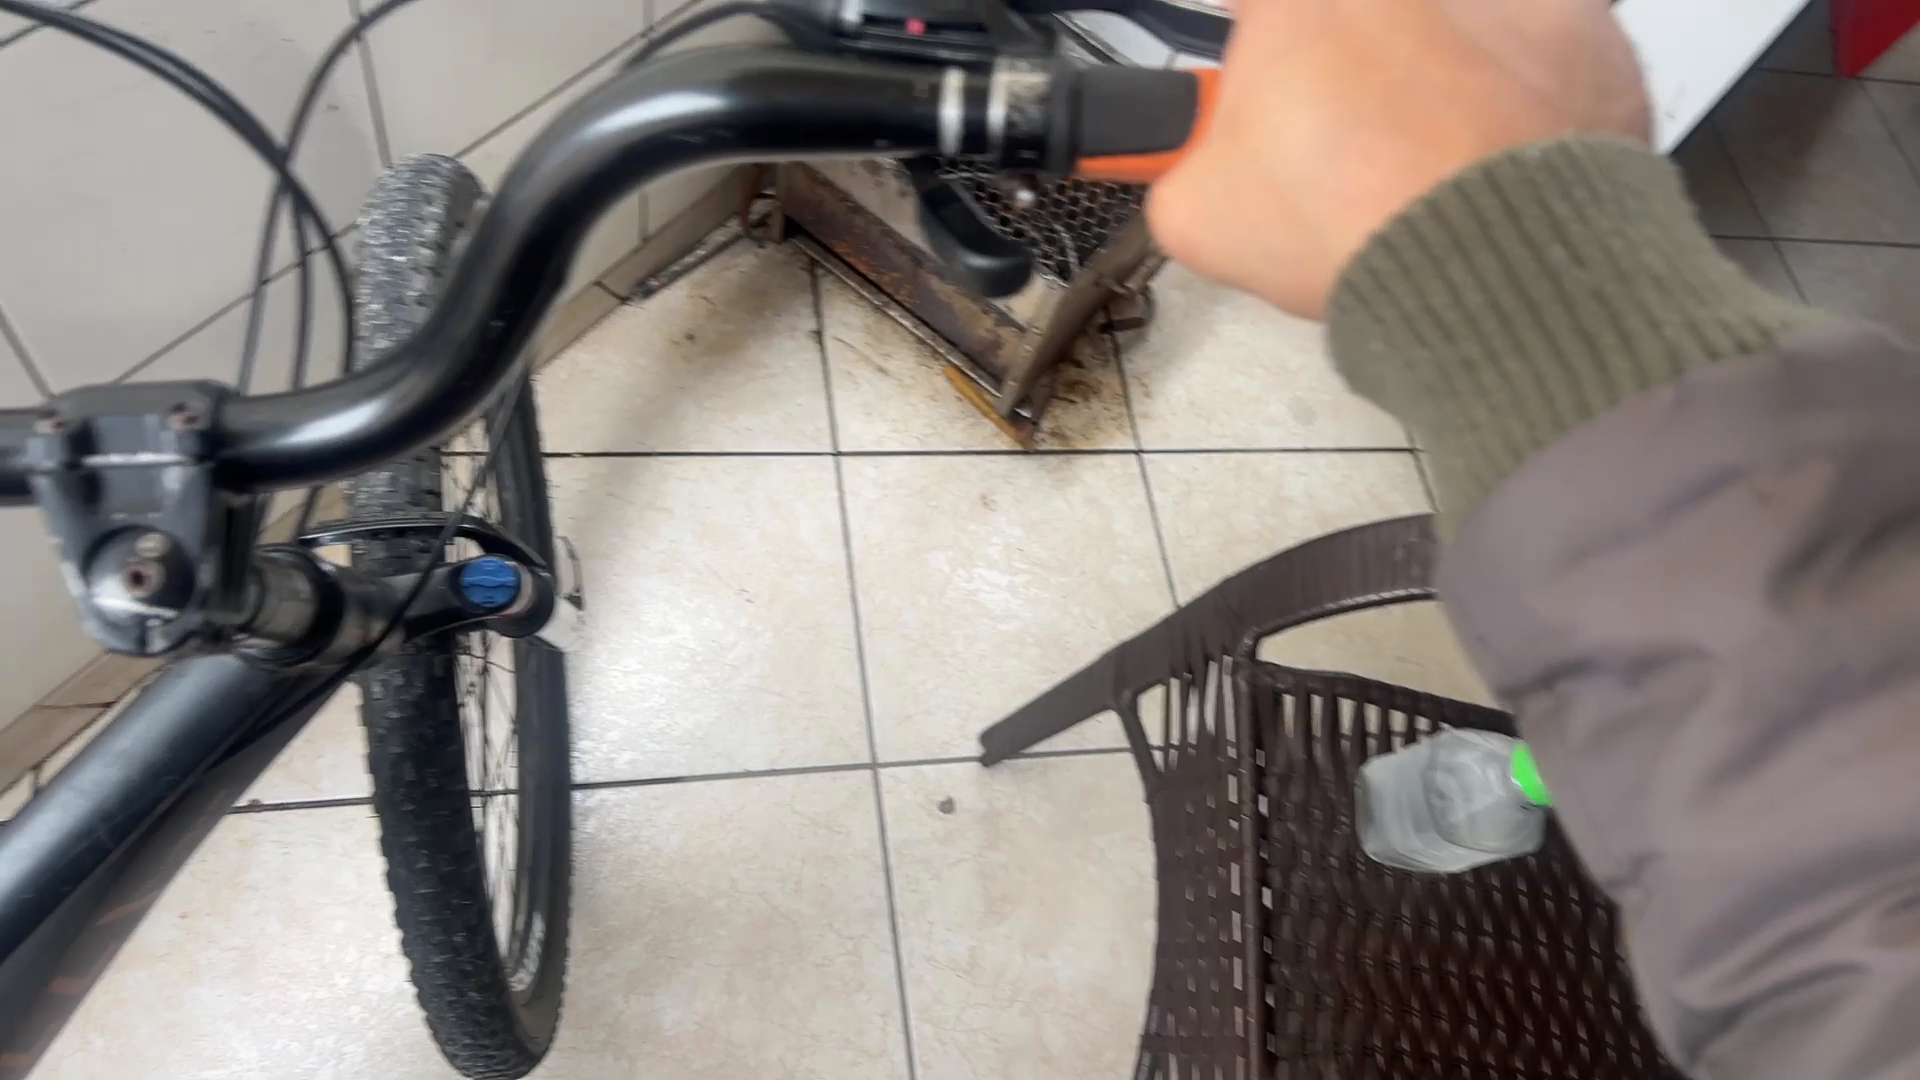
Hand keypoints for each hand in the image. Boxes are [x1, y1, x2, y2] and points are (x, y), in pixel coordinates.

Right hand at [1148, 0, 1650, 318]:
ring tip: (1406, 173)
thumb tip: (1204, 161)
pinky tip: (1470, 169)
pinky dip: (1493, 104)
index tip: (1255, 94)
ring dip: (1413, 89)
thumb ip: (1182, 165)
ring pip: (1433, 39)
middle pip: (1350, 27)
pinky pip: (1518, 57)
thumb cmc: (1329, 219)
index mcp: (1301, 0)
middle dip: (1332, 79)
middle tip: (1328, 154)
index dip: (1248, 55)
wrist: (1475, 262)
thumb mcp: (1190, 217)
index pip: (1253, 10)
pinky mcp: (1586, 27)